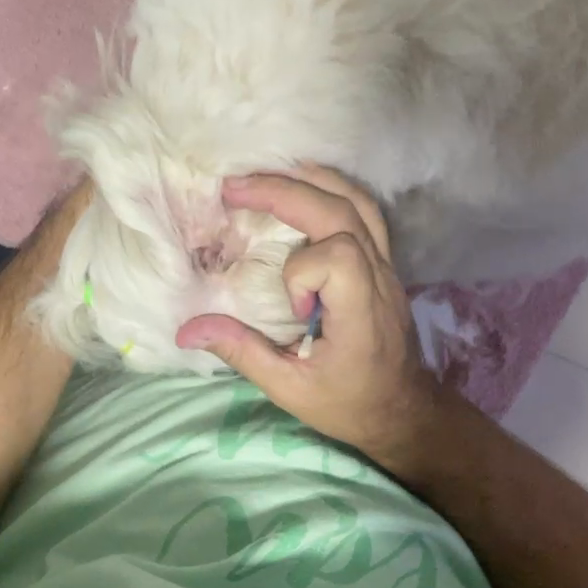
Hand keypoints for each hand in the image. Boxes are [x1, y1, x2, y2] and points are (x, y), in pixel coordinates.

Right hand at [176, 165, 448, 469]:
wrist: (401, 412)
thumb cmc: (346, 404)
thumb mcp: (289, 389)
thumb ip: (242, 352)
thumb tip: (187, 331)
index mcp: (360, 313)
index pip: (339, 256)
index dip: (303, 270)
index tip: (292, 308)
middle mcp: (380, 279)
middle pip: (341, 211)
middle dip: (285, 191)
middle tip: (234, 187)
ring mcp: (387, 267)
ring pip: (359, 202)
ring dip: (310, 180)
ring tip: (266, 175)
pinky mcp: (384, 264)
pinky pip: (364, 212)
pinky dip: (330, 191)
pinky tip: (299, 189)